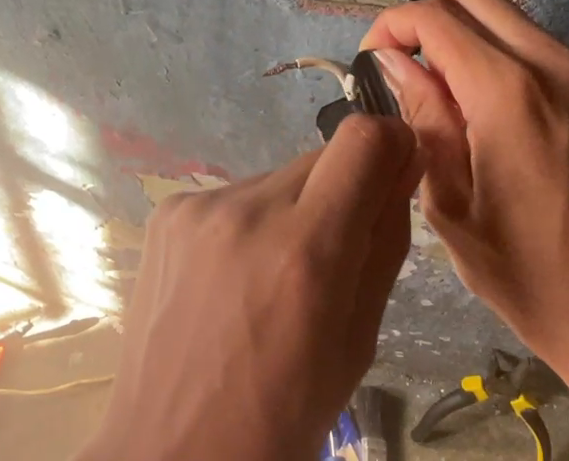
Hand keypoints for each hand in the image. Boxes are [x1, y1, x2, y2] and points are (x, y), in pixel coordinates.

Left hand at [76, 116, 418, 460]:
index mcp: (308, 250)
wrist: (171, 449)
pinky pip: (233, 197)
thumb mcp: (358, 341)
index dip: (390, 147)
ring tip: (269, 281)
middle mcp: (250, 209)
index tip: (394, 175)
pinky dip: (246, 225)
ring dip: (289, 214)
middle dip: (339, 195)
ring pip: (277, 179)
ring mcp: (200, 206)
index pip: (365, 139)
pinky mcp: (168, 212)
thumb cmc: (282, 414)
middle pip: (321, 159)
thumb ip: (383, 244)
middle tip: (327, 259)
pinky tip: (230, 280)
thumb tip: (400, 170)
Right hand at [363, 0, 568, 460]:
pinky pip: (535, 45)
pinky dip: (499, 55)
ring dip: (464, 36)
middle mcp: (552, 64)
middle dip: (426, 20)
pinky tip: (487, 115)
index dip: (389, 28)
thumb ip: (423, 116)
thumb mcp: (451, 205)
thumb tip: (392, 61)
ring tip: (444, 99)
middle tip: (405, 74)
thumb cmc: (529, 277)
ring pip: (506, 15)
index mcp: (508, 92)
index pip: (433, 16)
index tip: (371, 65)